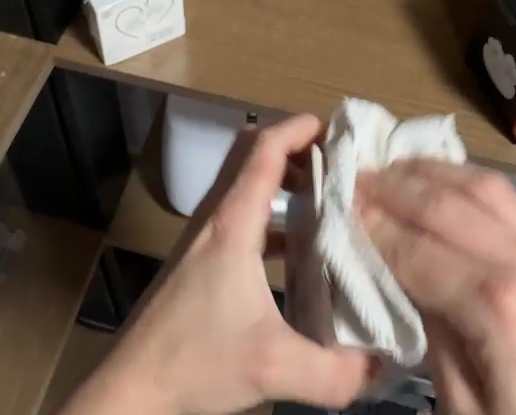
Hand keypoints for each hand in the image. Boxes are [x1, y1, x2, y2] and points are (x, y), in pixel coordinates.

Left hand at [61, 113, 372, 414]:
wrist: (130, 387)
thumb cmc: (195, 361)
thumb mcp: (273, 368)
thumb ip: (335, 372)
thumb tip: (385, 364)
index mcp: (233, 221)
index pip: (266, 147)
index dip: (301, 128)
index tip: (340, 131)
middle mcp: (217, 216)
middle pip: (253, 152)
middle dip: (296, 145)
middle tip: (339, 161)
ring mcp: (206, 235)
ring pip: (245, 181)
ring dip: (283, 177)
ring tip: (328, 196)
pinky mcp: (201, 257)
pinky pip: (242, 212)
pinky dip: (272, 211)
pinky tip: (299, 246)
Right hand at [359, 160, 515, 414]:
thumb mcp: (467, 410)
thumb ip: (434, 335)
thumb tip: (403, 278)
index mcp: (498, 307)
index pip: (417, 247)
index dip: (373, 223)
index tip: (339, 201)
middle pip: (446, 204)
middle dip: (393, 185)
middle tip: (353, 174)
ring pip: (483, 185)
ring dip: (432, 171)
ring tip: (392, 166)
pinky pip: (514, 200)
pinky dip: (472, 180)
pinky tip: (447, 180)